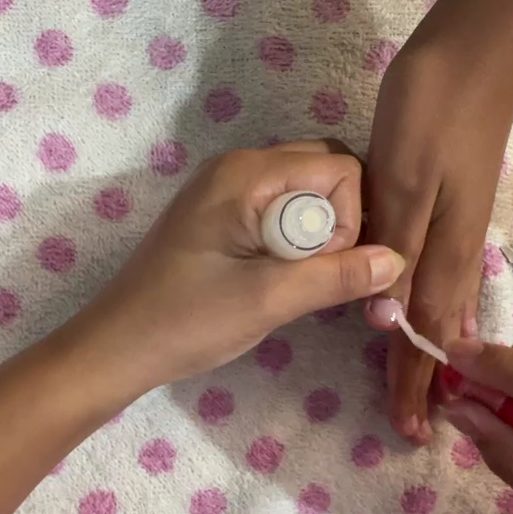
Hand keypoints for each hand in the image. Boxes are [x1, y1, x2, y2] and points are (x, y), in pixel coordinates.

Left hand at [78, 142, 403, 390]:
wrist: (118, 346)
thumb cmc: (188, 320)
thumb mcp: (268, 300)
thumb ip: (335, 276)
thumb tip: (394, 260)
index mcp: (247, 173)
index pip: (338, 166)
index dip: (350, 217)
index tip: (326, 268)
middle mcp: (237, 167)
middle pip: (322, 171)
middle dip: (338, 222)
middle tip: (317, 274)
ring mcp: (224, 189)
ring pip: (301, 194)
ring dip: (314, 235)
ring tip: (295, 280)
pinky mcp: (218, 216)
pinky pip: (276, 211)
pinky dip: (291, 240)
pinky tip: (276, 277)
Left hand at [362, 40, 512, 445]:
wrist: (476, 50)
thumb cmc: (432, 111)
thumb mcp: (404, 182)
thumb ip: (396, 252)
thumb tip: (388, 320)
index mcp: (442, 252)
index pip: (426, 335)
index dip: (416, 382)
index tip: (413, 430)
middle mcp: (455, 251)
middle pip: (439, 329)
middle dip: (429, 379)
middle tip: (419, 424)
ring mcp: (454, 230)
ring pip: (441, 307)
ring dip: (431, 350)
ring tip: (426, 389)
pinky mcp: (447, 210)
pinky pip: (438, 279)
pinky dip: (431, 311)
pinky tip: (423, 317)